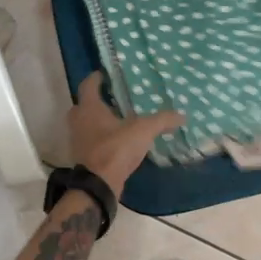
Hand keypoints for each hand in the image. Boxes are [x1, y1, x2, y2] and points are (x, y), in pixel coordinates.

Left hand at [70, 71, 184, 193]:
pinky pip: (92, 140)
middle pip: (85, 104)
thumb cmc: (115, 149)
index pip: (89, 85)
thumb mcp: (143, 131)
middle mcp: (78, 120)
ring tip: (119, 119)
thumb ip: (161, 120)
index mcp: (89, 107)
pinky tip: (118, 140)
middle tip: (115, 98)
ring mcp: (78, 140)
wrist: (98, 185)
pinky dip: (102, 137)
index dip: (97, 77)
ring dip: (99, 120)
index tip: (106, 74)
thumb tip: (181, 116)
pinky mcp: (83, 156)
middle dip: (98, 100)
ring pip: (87, 123)